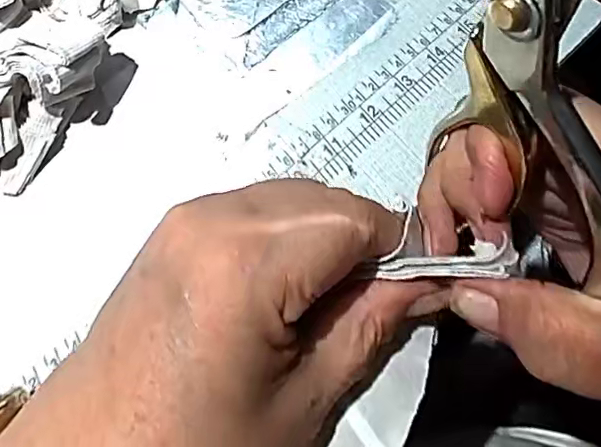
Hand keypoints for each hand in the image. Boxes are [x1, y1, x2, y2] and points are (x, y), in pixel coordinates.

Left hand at [0, 179, 443, 446]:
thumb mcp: (301, 405)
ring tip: (320, 300)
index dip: (397, 246)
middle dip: (360, 241)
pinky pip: (256, 205)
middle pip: (324, 199)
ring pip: (293, 196)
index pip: (355, 217)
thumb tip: (424, 280)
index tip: (417, 281)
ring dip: (324, 234)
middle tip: (368, 302)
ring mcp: (191, 211)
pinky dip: (285, 232)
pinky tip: (280, 287)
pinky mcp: (177, 221)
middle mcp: (216, 214)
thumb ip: (371, 326)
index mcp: (247, 259)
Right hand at [418, 95, 600, 445]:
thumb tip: (464, 293)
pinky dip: (487, 228)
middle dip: (468, 175)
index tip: (485, 208)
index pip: (549, 109)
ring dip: (469, 204)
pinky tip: (479, 265)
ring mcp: (600, 195)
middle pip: (513, 130)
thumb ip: (558, 335)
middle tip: (459, 244)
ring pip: (508, 165)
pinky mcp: (591, 225)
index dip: (497, 138)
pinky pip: (521, 204)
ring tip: (463, 260)